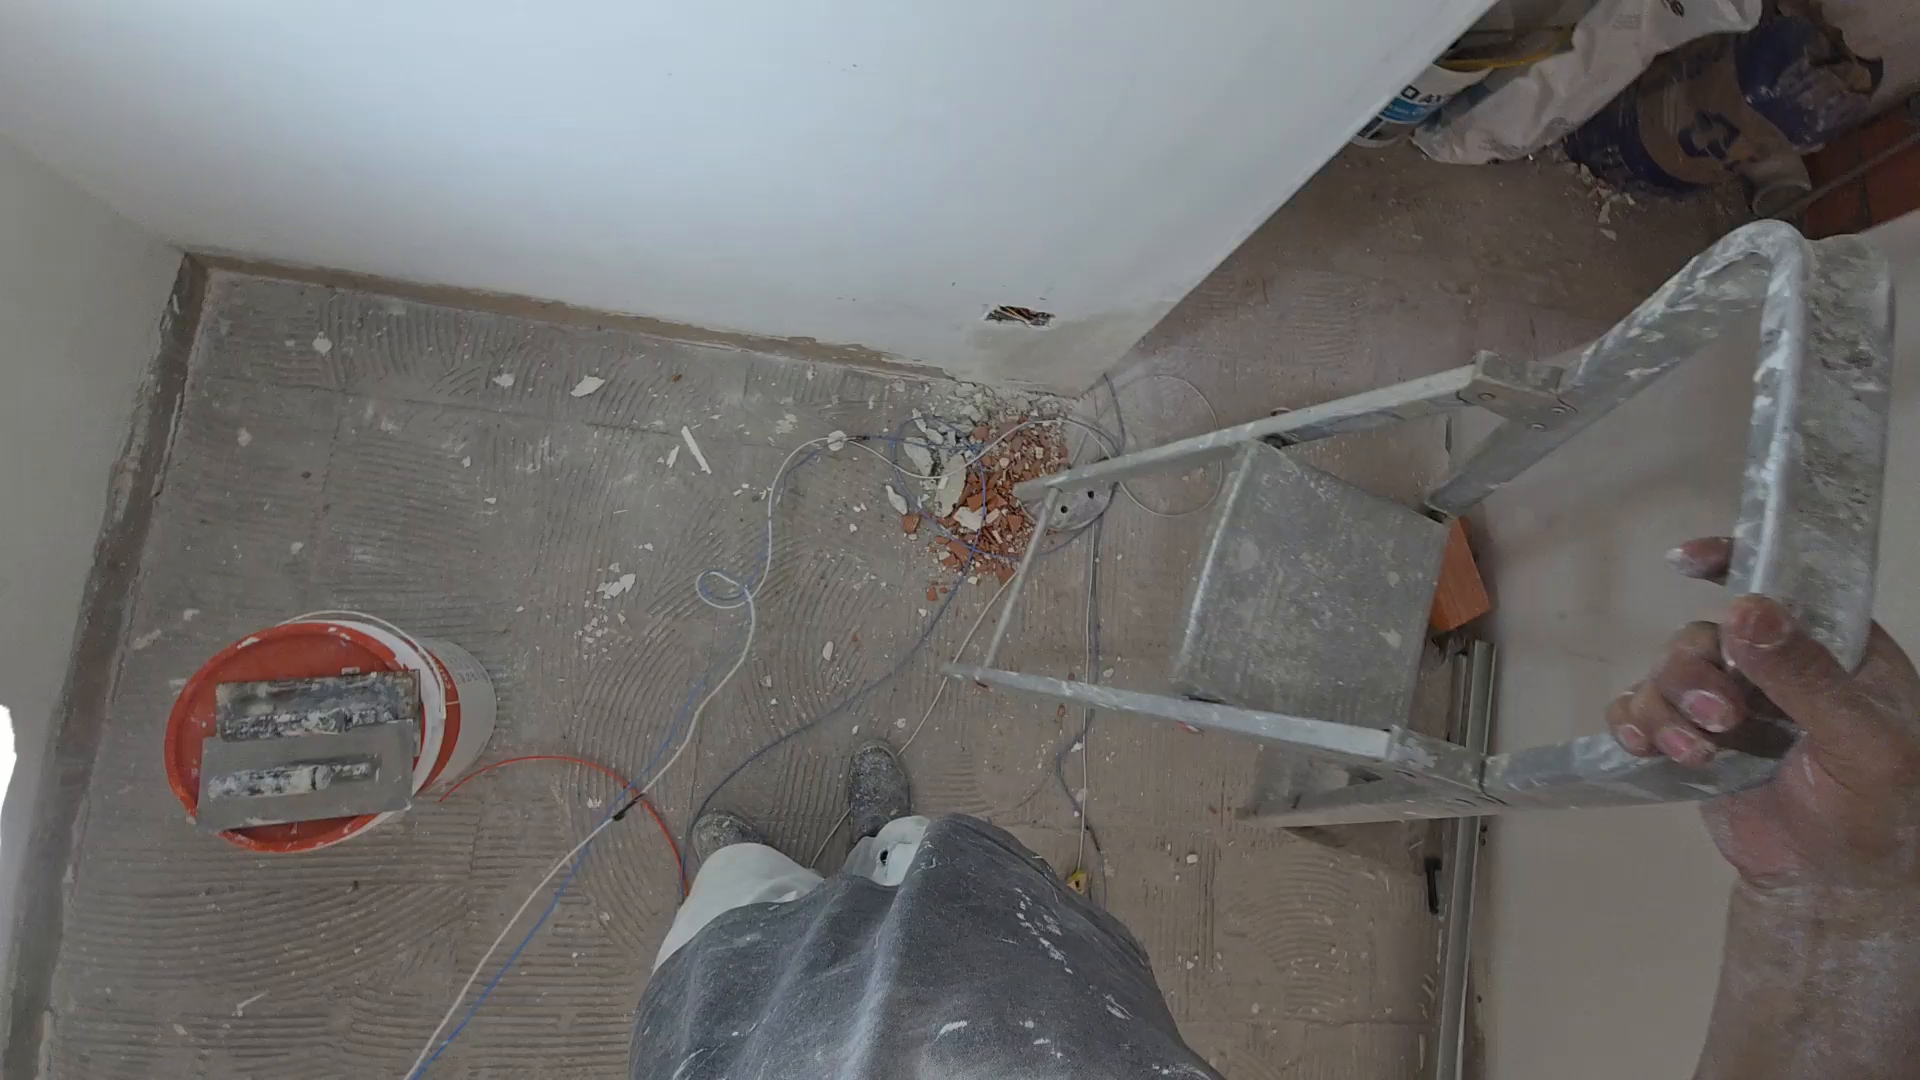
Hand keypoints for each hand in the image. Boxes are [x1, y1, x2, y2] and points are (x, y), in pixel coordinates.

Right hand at [1607, 537, 1919, 891]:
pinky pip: (1632, 707)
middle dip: (1691, 677)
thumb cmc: (1878, 816)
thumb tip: (1747, 608)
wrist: (1827, 883)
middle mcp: (1772, 672)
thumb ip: (1807, 677)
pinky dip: (1632, 724)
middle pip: (1699, 638)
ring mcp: (1724, 703)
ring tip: (1693, 752)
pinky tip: (1647, 748)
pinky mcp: (1682, 733)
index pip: (1785, 590)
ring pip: (1660, 674)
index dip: (1735, 564)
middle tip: (1718, 718)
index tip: (1685, 560)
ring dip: (1665, 711)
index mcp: (1834, 658)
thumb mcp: (1863, 745)